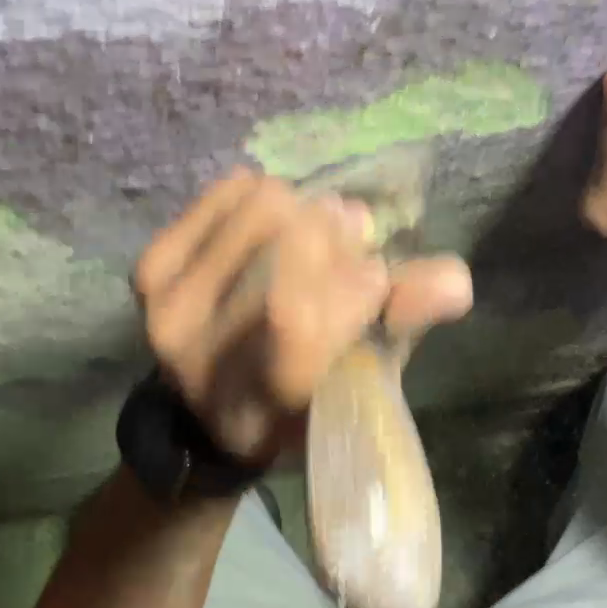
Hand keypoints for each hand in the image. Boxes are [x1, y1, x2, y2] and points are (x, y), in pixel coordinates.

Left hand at [133, 168, 472, 464]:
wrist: (206, 415)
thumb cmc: (302, 403)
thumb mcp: (364, 381)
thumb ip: (407, 326)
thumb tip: (455, 278)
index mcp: (261, 402)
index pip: (296, 315)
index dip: (355, 280)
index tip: (378, 276)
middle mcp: (200, 355)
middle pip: (286, 244)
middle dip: (338, 232)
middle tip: (352, 243)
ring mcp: (167, 309)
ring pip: (262, 207)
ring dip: (304, 210)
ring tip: (313, 238)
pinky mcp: (151, 271)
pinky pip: (228, 192)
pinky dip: (263, 197)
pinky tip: (270, 228)